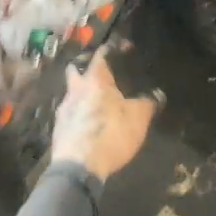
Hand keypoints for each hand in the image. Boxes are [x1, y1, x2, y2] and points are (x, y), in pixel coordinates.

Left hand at [51, 47, 158, 181]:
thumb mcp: (138, 118)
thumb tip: (156, 94)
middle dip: (86, 65)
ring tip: (98, 102)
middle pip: (76, 68)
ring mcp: (63, 108)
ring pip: (72, 91)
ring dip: (83, 93)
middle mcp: (75, 88)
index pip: (102, 54)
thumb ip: (147, 103)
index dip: (113, 48)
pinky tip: (89, 123)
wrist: (78, 167)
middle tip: (101, 72)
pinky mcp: (59, 128)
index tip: (124, 47)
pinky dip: (79, 113)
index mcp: (95, 79)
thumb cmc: (110, 134)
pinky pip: (70, 112)